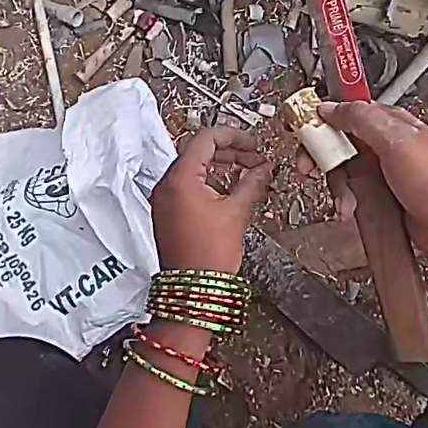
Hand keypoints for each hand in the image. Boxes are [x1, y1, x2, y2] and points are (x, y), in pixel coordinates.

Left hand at [150, 126, 273, 272]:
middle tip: (254, 159)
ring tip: (246, 173)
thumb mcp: (237, 212)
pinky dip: (209, 181)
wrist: (194, 290)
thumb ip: (252, 182)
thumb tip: (263, 169)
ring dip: (221, 166)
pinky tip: (230, 189)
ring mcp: (164, 199)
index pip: (206, 139)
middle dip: (230, 152)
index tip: (252, 144)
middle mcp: (166, 185)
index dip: (234, 137)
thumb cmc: (208, 257)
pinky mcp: (167, 212)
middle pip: (199, 151)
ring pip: (194, 168)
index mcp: (180, 178)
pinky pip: (188, 185)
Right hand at [315, 101, 427, 251]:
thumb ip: (362, 119)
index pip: (345, 111)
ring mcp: (382, 171)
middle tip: (308, 167)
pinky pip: (352, 192)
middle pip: (337, 141)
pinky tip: (349, 209)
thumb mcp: (397, 142)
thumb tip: (331, 106)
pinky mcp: (381, 196)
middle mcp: (384, 144)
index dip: (320, 119)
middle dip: (319, 154)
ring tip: (341, 199)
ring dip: (335, 183)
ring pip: (341, 169)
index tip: (301, 129)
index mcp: (388, 122)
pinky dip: (345, 200)